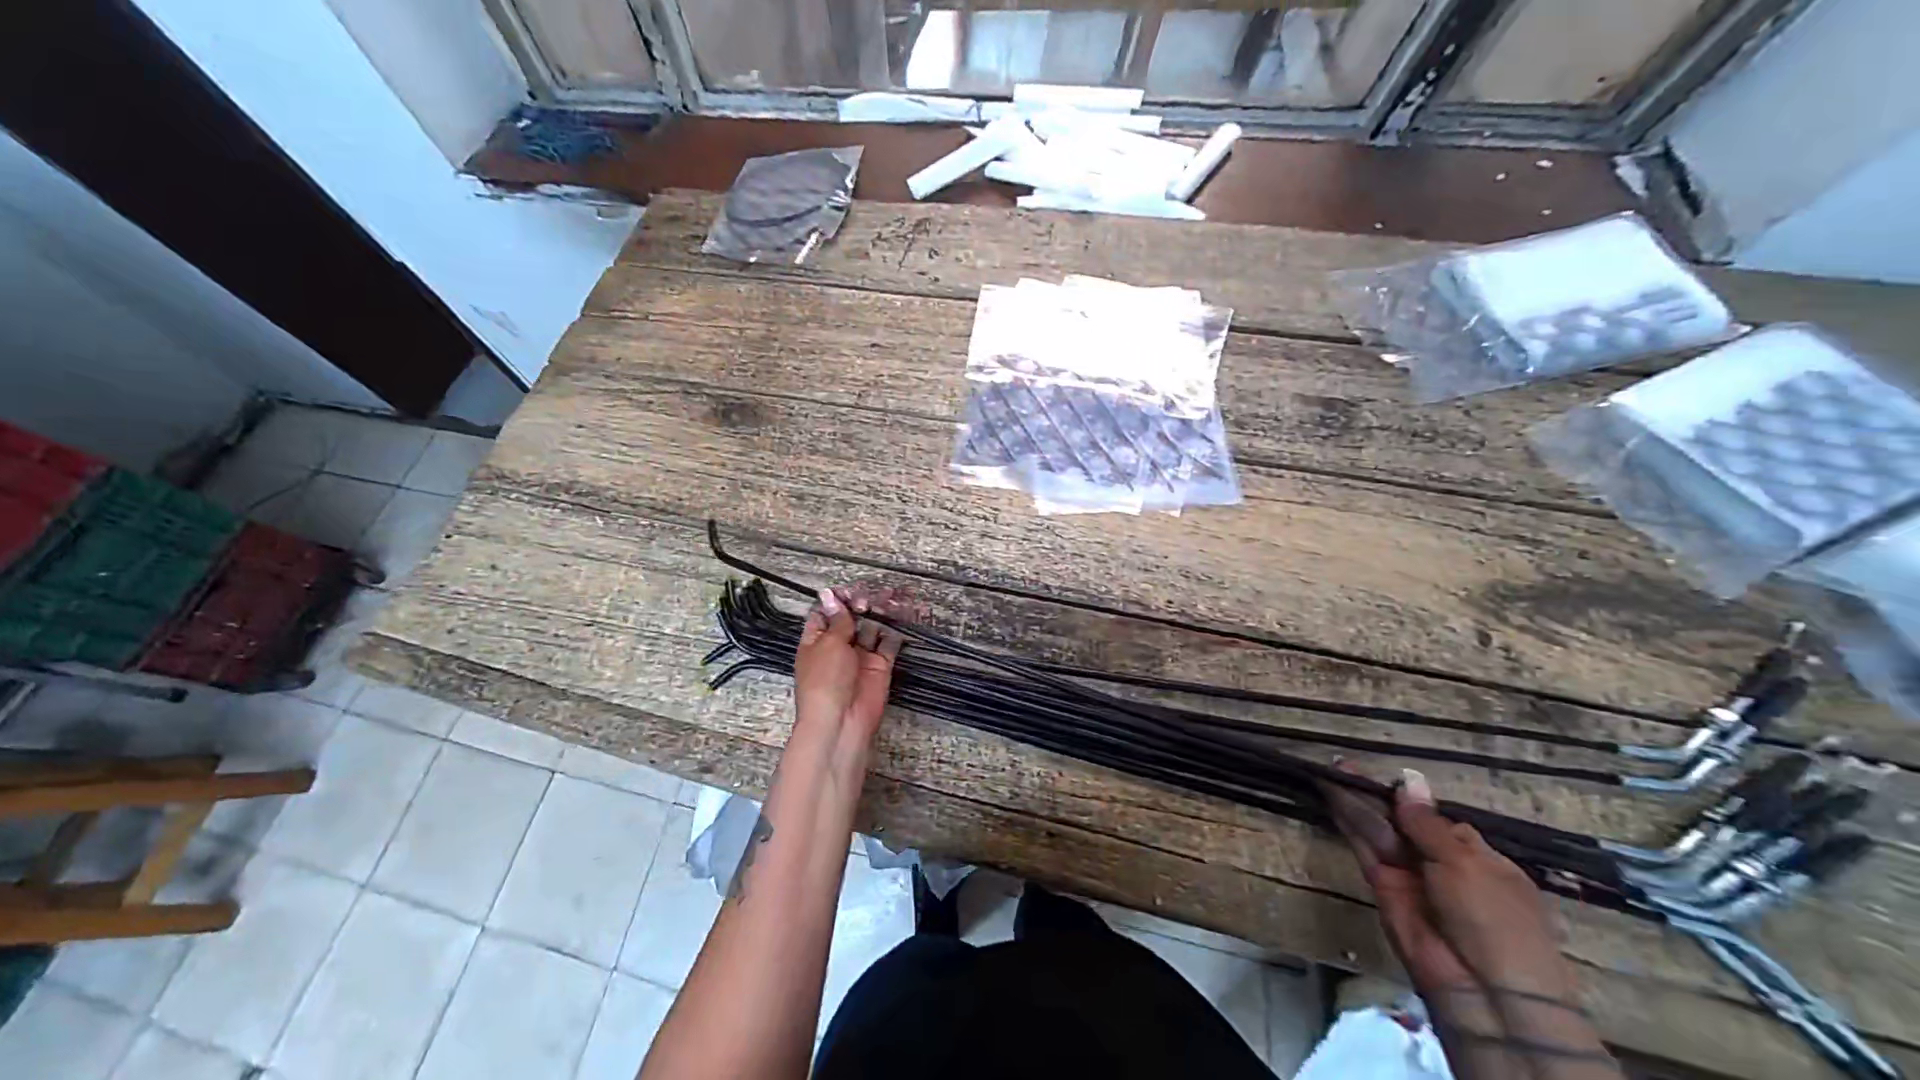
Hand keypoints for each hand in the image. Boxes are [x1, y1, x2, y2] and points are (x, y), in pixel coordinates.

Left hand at [793, 585, 906, 744]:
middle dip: (862, 604)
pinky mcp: (880, 666)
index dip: (838, 600)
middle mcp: (838, 647)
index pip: (826, 613)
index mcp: (816, 640)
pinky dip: (897, 629)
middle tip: (871, 597)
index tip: (849, 590)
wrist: (841, 720)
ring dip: (881, 613)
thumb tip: (832, 596)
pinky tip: (903, 613)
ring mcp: (860, 656)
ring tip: (891, 599)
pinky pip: (890, 643)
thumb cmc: (824, 683)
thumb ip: (838, 620)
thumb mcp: (828, 644)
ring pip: (872, 627)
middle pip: (852, 618)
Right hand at [1324, 768, 1569, 999]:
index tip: (1385, 774)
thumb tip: (1408, 779)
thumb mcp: (1466, 863)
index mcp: (1476, 855)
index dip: (1409, 797)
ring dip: (1354, 802)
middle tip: (1341, 765)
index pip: (1435, 818)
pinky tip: (1331, 797)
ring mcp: (1408, 874)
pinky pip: (1363, 848)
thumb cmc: (1495, 918)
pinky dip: (1347, 823)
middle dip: (1374, 794)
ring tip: (1328, 771)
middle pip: (1400, 820)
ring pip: (1377, 830)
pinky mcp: (1381, 886)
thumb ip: (1427, 822)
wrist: (1484, 988)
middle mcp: (1439, 862)